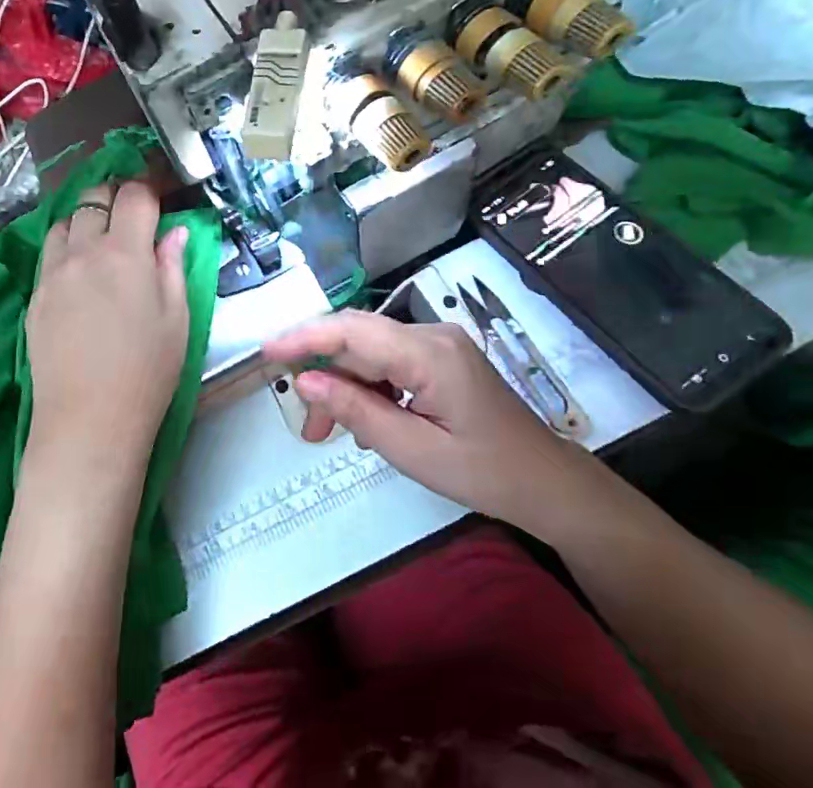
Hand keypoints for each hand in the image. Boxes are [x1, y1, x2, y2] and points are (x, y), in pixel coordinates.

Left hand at [25, 180, 189, 478]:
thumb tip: (175, 232)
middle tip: (134, 213)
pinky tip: (79, 269)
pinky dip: (66, 246)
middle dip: (117, 195)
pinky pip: (48, 253)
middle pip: (95, 198)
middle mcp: (84, 253)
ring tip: (102, 238)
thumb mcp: (178, 319)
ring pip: (65, 221)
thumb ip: (174, 267)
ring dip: (86, 218)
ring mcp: (53, 273)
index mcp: (126, 254)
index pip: (134, 195)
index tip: (160, 194)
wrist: (90, 419)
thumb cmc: (148, 372)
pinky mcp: (35, 296)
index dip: (150, 186)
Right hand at [262, 311, 622, 539]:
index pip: (353, 331)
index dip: (306, 337)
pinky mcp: (440, 358)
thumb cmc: (483, 472)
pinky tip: (364, 422)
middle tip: (307, 427)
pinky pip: (389, 362)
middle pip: (358, 340)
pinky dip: (368, 388)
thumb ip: (356, 411)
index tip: (267, 351)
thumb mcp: (412, 450)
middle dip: (323, 376)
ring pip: (369, 352)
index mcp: (430, 353)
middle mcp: (432, 335)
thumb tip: (307, 381)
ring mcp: (438, 343)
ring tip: (328, 433)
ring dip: (344, 387)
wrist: (545, 482)